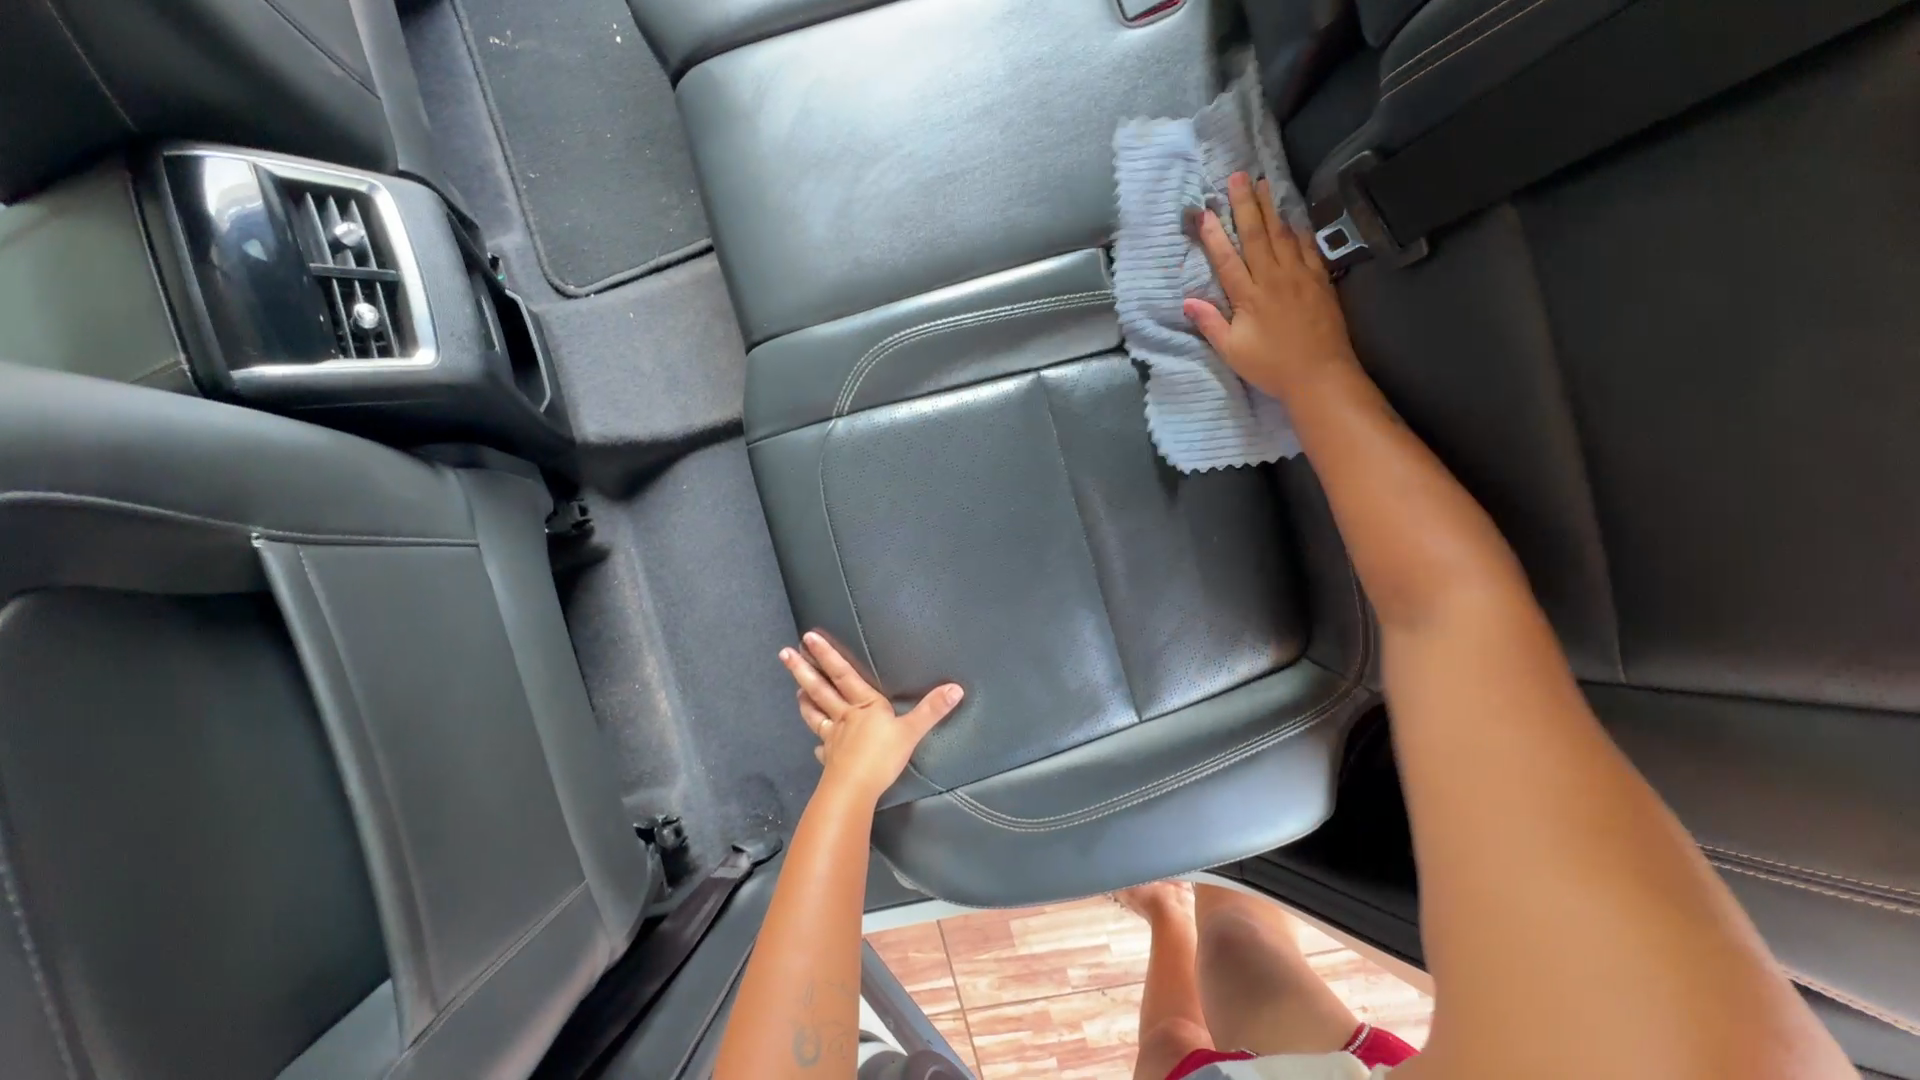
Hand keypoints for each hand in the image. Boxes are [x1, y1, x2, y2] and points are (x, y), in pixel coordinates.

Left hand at [778, 632, 963, 802]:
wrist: (853, 790)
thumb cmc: (881, 756)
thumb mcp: (911, 731)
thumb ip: (932, 710)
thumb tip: (956, 688)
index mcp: (864, 705)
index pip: (843, 674)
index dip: (826, 655)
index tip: (808, 638)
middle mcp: (845, 716)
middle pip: (820, 690)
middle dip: (803, 671)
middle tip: (784, 654)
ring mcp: (833, 738)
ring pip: (816, 714)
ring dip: (805, 702)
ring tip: (796, 690)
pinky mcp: (830, 759)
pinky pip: (823, 748)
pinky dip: (819, 746)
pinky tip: (816, 748)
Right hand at [1184, 172, 1359, 396]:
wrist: (1320, 375)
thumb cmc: (1271, 367)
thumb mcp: (1232, 352)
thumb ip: (1210, 324)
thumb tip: (1187, 302)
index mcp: (1248, 297)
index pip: (1226, 259)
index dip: (1213, 234)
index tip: (1203, 211)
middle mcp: (1273, 279)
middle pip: (1256, 235)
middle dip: (1244, 204)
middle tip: (1238, 176)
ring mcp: (1299, 276)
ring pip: (1282, 234)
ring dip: (1270, 208)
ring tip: (1263, 184)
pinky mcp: (1320, 281)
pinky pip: (1308, 247)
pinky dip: (1298, 229)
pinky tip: (1293, 217)